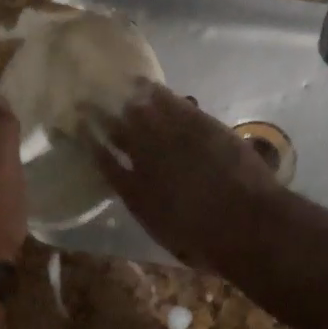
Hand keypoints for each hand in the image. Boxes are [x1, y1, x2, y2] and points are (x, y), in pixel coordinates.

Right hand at [89, 82, 280, 265]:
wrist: (248, 224)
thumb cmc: (208, 242)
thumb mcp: (166, 232)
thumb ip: (149, 209)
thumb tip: (141, 193)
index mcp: (134, 192)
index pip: (103, 160)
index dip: (90, 142)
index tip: (79, 128)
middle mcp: (145, 159)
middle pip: (117, 130)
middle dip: (100, 115)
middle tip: (87, 102)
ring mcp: (172, 137)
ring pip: (141, 111)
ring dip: (126, 99)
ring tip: (116, 87)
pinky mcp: (199, 124)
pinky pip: (171, 102)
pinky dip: (157, 93)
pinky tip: (149, 86)